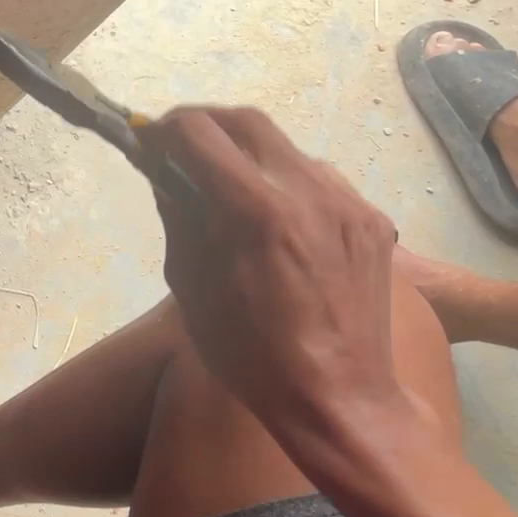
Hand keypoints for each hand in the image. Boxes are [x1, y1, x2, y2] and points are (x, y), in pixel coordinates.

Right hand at [142, 107, 403, 435]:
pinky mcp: (371, 220)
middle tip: (174, 144)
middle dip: (202, 123)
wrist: (339, 396)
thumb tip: (164, 174)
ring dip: (243, 151)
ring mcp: (348, 203)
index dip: (163, 130)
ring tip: (221, 183)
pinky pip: (318, 177)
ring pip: (284, 147)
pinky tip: (269, 213)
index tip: (146, 141)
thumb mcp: (189, 282)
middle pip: (246, 120)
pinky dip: (280, 178)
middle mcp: (307, 192)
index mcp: (254, 211)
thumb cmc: (245, 350)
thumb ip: (179, 217)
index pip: (199, 134)